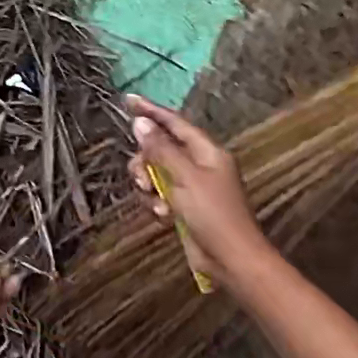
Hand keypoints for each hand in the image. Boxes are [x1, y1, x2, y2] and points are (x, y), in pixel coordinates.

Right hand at [125, 94, 271, 282]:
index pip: (174, 123)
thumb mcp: (184, 177)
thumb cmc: (212, 214)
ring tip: (157, 203)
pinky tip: (163, 215)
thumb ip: (160, 149)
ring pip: (155, 173)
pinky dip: (156, 203)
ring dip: (149, 187)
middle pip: (159, 149)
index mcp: (207, 152)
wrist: (230, 257)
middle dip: (145, 162)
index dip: (151, 111)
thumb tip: (140, 123)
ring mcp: (191, 186)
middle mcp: (199, 164)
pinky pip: (158, 194)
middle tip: (142, 179)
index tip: (127, 100)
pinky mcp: (183, 205)